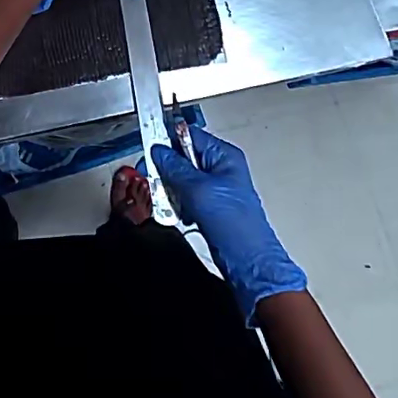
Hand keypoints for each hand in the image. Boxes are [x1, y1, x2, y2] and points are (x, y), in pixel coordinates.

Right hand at [152, 127, 305, 324]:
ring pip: (182, 179)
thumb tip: (159, 150)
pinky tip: (177, 214)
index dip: (169, 139)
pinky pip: (185, 197)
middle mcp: (220, 169)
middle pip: (183, 157)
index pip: (190, 135)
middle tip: (150, 177)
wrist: (248, 262)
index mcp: (224, 156)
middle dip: (166, 168)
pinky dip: (177, 204)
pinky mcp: (209, 208)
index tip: (149, 147)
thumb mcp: (199, 189)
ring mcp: (215, 189)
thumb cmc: (235, 224)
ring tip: (165, 199)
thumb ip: (175, 167)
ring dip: (170, 188)